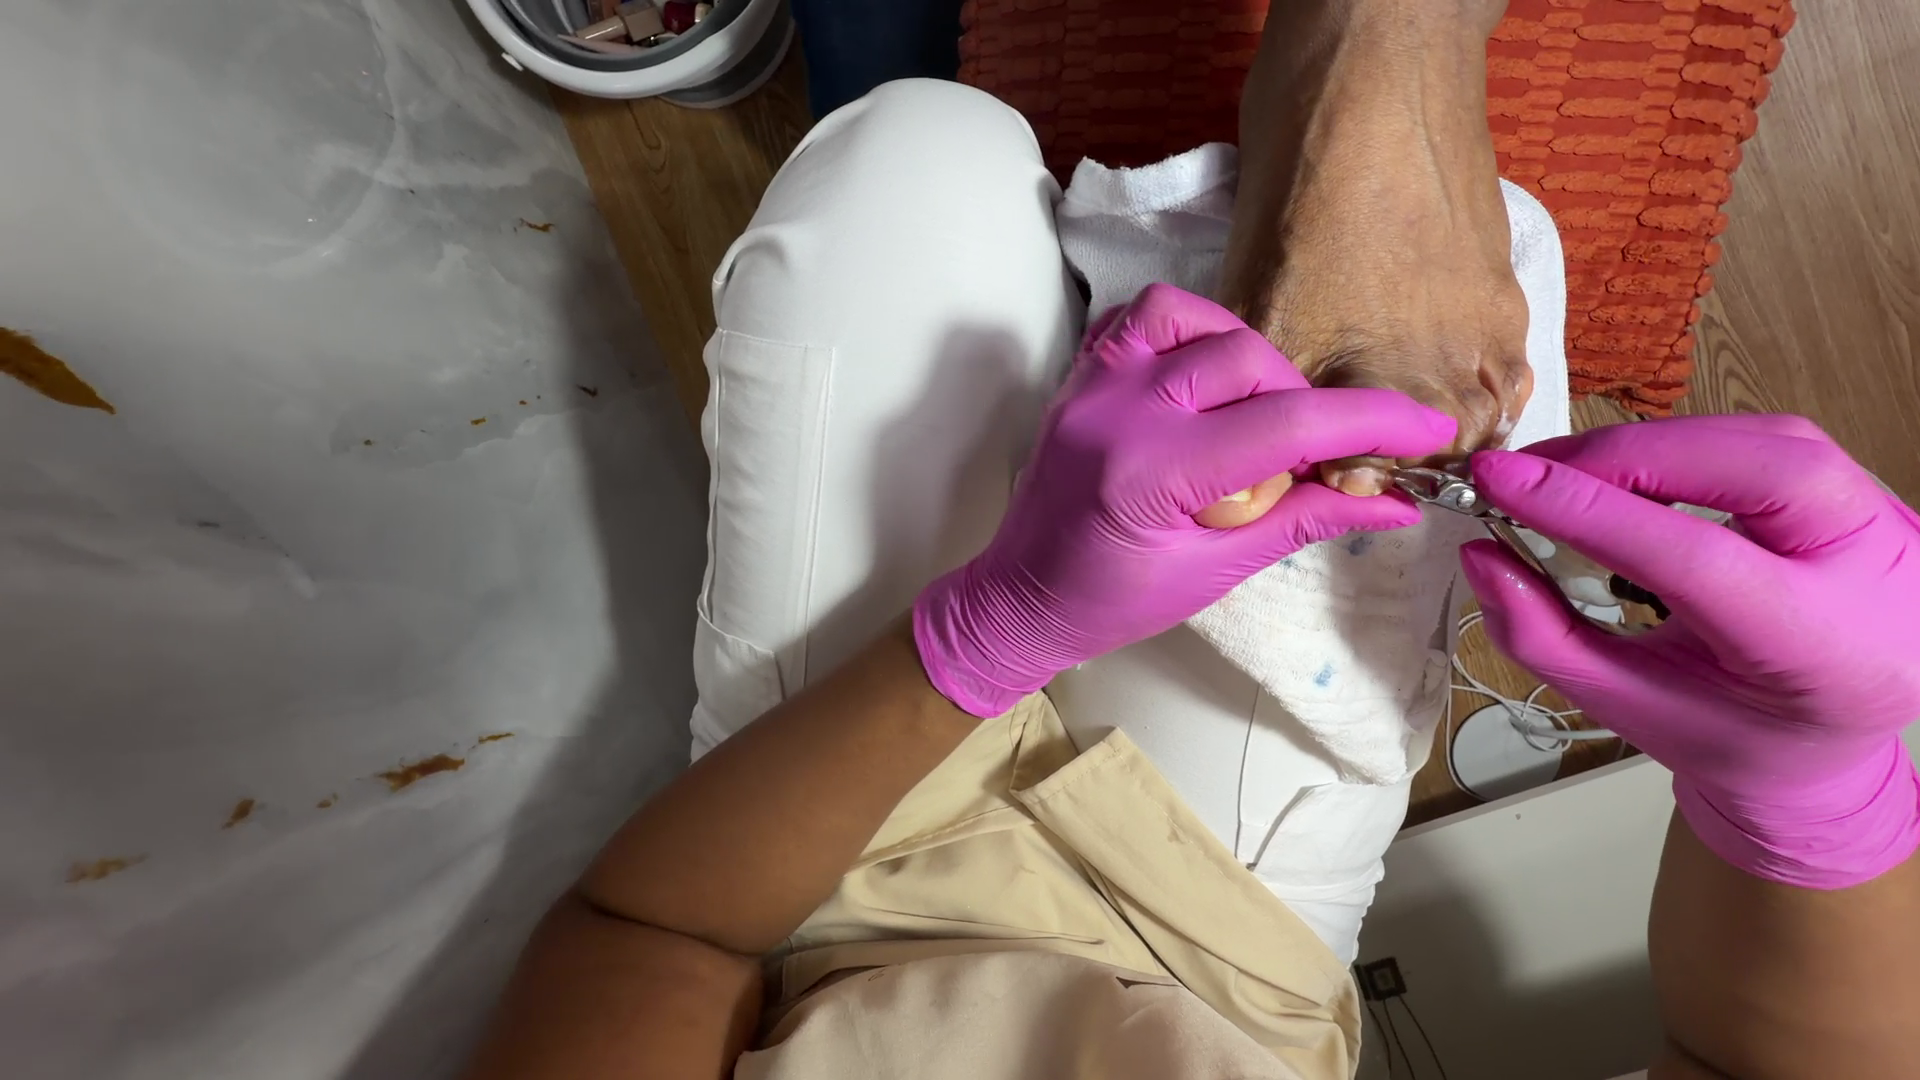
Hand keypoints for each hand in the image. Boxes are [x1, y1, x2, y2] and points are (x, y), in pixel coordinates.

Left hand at [913, 284, 1458, 716]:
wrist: (1021, 597)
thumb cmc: (1110, 603)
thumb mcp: (1212, 571)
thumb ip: (1300, 522)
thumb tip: (1391, 499)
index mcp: (1150, 472)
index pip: (1286, 426)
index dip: (1371, 423)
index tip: (1428, 429)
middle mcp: (1117, 409)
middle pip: (1246, 359)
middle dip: (1300, 401)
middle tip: (1306, 454)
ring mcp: (1090, 384)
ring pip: (1194, 318)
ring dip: (1244, 356)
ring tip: (1251, 413)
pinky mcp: (1078, 377)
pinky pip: (1141, 317)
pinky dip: (1188, 332)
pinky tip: (1202, 380)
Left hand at [1215, 0, 1528, 504]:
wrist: (1375, 78)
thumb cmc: (1301, 200)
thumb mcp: (1255, 310)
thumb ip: (1275, 391)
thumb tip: (1273, 449)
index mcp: (1395, 379)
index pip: (1386, 474)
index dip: (1348, 485)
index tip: (1318, 480)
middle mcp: (1460, 363)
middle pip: (1445, 453)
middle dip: (1398, 470)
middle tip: (1351, 466)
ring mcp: (1491, 321)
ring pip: (1483, 415)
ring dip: (1439, 438)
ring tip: (1388, 437)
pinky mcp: (1501, 282)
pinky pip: (1503, 366)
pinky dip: (1473, 394)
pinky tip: (1434, 390)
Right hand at [1460, 415, 1919, 888]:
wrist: (1811, 739)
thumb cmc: (1712, 727)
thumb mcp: (1611, 700)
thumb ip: (1536, 632)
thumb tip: (1480, 554)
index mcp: (1819, 652)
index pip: (1692, 556)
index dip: (1582, 509)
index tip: (1494, 480)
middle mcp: (1882, 577)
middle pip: (1761, 468)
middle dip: (1628, 456)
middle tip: (1533, 470)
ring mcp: (1892, 528)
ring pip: (1769, 439)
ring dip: (1650, 443)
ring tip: (1566, 470)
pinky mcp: (1869, 499)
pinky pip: (1768, 443)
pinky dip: (1679, 445)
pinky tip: (1623, 470)